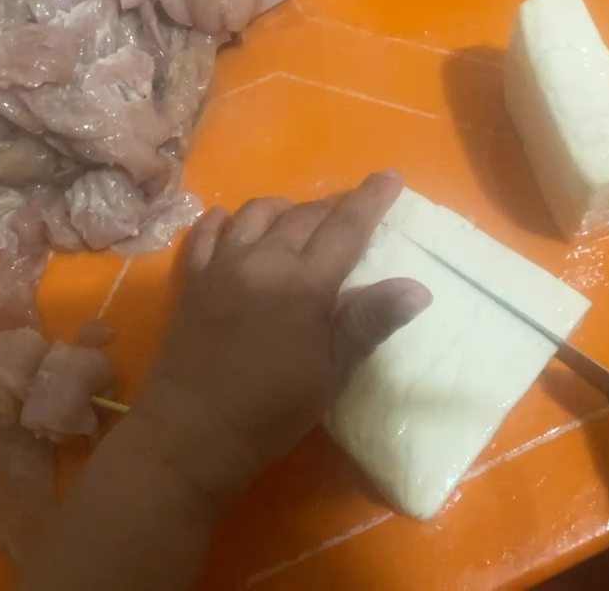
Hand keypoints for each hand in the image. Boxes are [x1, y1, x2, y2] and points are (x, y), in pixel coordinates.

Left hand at [125, 171, 431, 502]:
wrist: (192, 433)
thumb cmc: (271, 409)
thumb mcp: (331, 372)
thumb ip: (368, 321)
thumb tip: (417, 287)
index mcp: (304, 282)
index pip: (345, 228)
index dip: (370, 200)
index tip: (390, 176)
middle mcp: (263, 259)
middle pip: (304, 215)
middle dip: (333, 204)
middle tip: (352, 206)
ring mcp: (222, 264)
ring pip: (256, 213)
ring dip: (283, 208)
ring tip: (297, 216)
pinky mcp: (193, 278)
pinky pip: (206, 233)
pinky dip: (222, 220)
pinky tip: (228, 221)